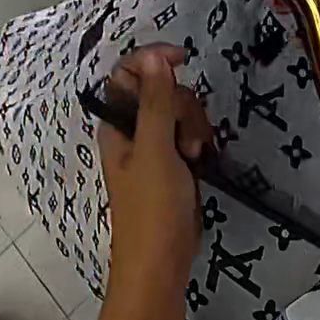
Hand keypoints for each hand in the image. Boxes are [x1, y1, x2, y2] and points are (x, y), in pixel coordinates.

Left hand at [98, 46, 213, 285]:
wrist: (161, 261)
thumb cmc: (152, 208)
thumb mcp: (155, 150)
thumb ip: (155, 102)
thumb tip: (154, 57)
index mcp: (117, 123)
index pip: (129, 73)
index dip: (153, 59)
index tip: (184, 58)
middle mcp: (133, 130)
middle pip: (162, 91)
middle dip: (183, 107)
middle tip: (186, 140)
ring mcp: (155, 147)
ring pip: (180, 112)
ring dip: (194, 127)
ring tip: (195, 157)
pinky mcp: (174, 163)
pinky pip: (189, 134)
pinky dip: (199, 142)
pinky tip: (201, 160)